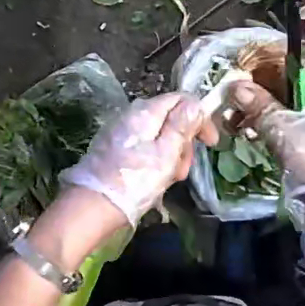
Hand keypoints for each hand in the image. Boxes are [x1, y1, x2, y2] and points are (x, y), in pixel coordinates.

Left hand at [58, 93, 219, 225]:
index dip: (200, 118)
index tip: (211, 143)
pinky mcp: (115, 149)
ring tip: (170, 179)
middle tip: (184, 169)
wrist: (93, 207)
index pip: (181, 99)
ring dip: (172, 156)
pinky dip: (156, 161)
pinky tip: (155, 180)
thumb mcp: (166, 153)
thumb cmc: (135, 180)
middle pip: (171, 118)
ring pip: (159, 136)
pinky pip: (145, 147)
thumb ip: (181, 125)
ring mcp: (121, 132)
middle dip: (184, 142)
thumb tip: (195, 103)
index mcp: (145, 111)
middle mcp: (131, 115)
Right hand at [229, 72, 304, 220]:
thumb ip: (258, 105)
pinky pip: (290, 126)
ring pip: (284, 109)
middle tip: (230, 113)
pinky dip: (272, 130)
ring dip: (259, 116)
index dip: (256, 74)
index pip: (283, 67)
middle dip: (254, 98)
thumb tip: (235, 85)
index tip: (231, 86)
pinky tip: (255, 139)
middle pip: (282, 88)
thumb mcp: (283, 131)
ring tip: (237, 129)